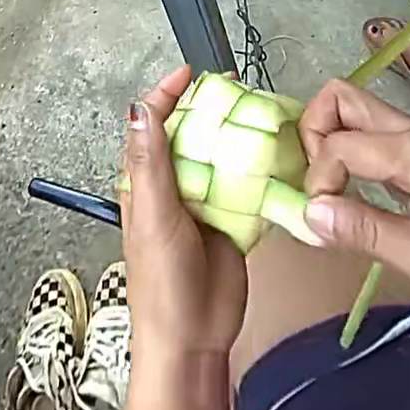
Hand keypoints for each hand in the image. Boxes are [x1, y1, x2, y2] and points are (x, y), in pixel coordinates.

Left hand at [119, 65, 247, 359]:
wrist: (194, 337)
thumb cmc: (161, 283)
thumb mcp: (153, 216)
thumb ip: (150, 162)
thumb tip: (139, 108)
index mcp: (144, 179)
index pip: (152, 122)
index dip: (167, 93)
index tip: (188, 73)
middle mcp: (172, 182)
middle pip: (189, 130)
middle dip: (208, 106)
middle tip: (233, 87)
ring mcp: (202, 197)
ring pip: (217, 152)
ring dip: (233, 131)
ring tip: (255, 110)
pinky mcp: (229, 214)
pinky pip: (242, 180)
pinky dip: (254, 164)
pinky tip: (271, 149)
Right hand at [298, 79, 409, 330]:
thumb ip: (366, 231)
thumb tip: (309, 210)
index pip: (341, 143)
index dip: (320, 180)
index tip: (320, 222)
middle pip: (341, 99)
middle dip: (312, 134)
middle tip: (312, 188)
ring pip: (350, 113)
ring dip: (324, 143)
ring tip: (323, 194)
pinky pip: (364, 138)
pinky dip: (340, 155)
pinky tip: (339, 193)